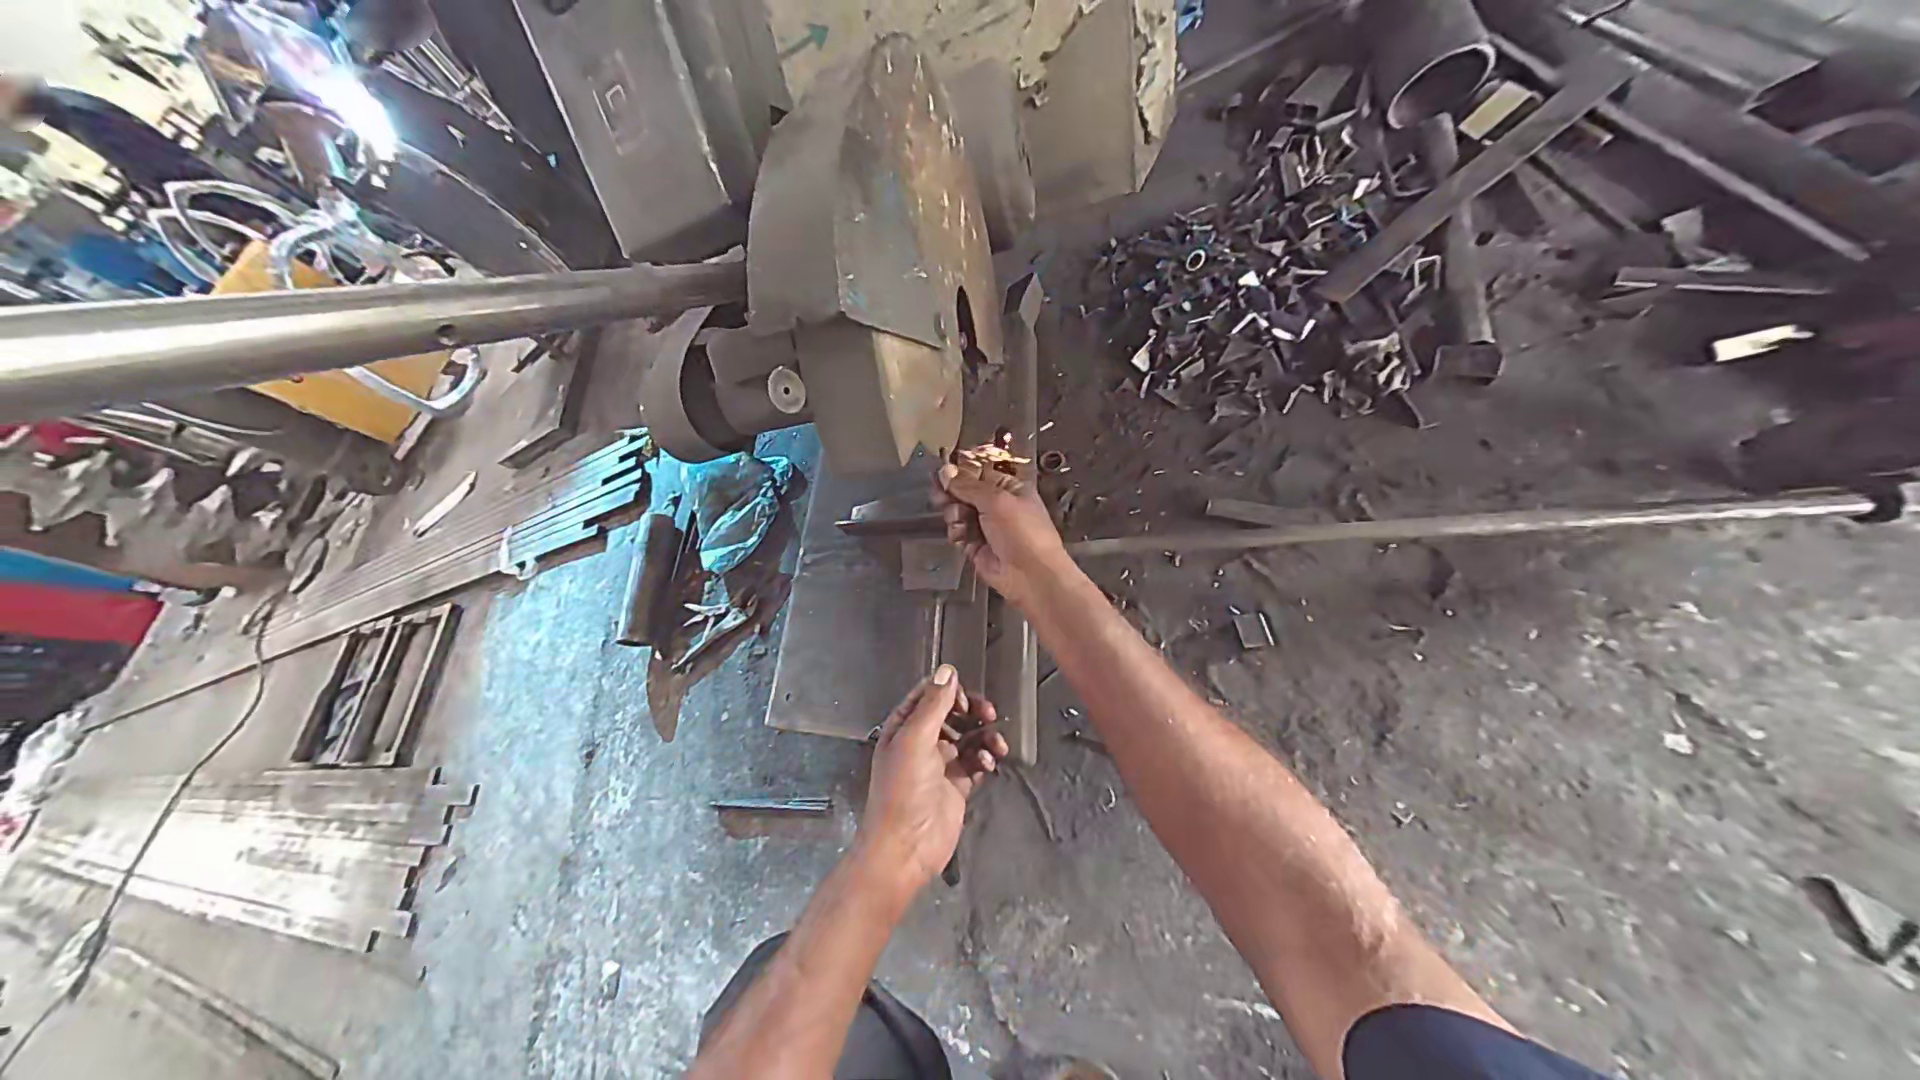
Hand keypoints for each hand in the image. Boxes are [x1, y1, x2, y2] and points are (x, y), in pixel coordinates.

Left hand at [860, 664, 1007, 894]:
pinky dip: (986, 757)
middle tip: (988, 714)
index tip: (964, 700)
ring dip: (984, 734)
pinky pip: (977, 761)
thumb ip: (934, 705)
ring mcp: (941, 763)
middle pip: (952, 713)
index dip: (948, 691)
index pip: (928, 695)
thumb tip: (948, 670)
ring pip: (968, 736)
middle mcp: (922, 741)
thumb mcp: (915, 740)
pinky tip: (989, 762)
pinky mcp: (958, 784)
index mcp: (904, 727)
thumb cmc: (903, 790)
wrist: (906, 847)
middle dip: (972, 711)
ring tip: (996, 743)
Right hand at [933, 461, 1074, 606]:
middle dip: (952, 492)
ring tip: (957, 518)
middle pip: (965, 492)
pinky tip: (960, 535)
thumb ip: (968, 486)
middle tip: (940, 494)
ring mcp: (985, 526)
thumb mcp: (997, 500)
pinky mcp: (975, 546)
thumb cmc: (1023, 532)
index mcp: (1010, 487)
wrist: (1031, 575)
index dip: (960, 471)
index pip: (980, 472)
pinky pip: (957, 532)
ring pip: (958, 511)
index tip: (942, 470)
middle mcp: (997, 505)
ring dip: (954, 513)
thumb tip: (945, 471)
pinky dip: (956, 532)